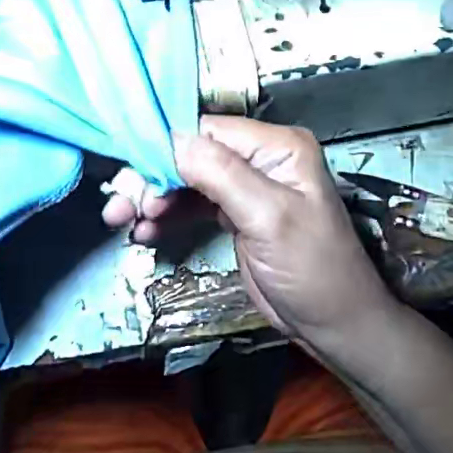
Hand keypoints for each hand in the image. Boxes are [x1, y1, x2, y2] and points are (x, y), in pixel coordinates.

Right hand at [103, 116, 400, 348]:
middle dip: (153, 178)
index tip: (130, 171)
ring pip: (187, 180)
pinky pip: (193, 205)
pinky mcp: (235, 214)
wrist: (333, 322)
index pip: (209, 131)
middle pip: (192, 155)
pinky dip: (167, 217)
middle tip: (119, 207)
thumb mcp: (269, 217)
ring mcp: (246, 187)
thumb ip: (220, 174)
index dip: (166, 148)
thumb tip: (171, 138)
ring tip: (123, 221)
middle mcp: (260, 159)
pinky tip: (144, 233)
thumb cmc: (312, 267)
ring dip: (153, 200)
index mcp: (277, 146)